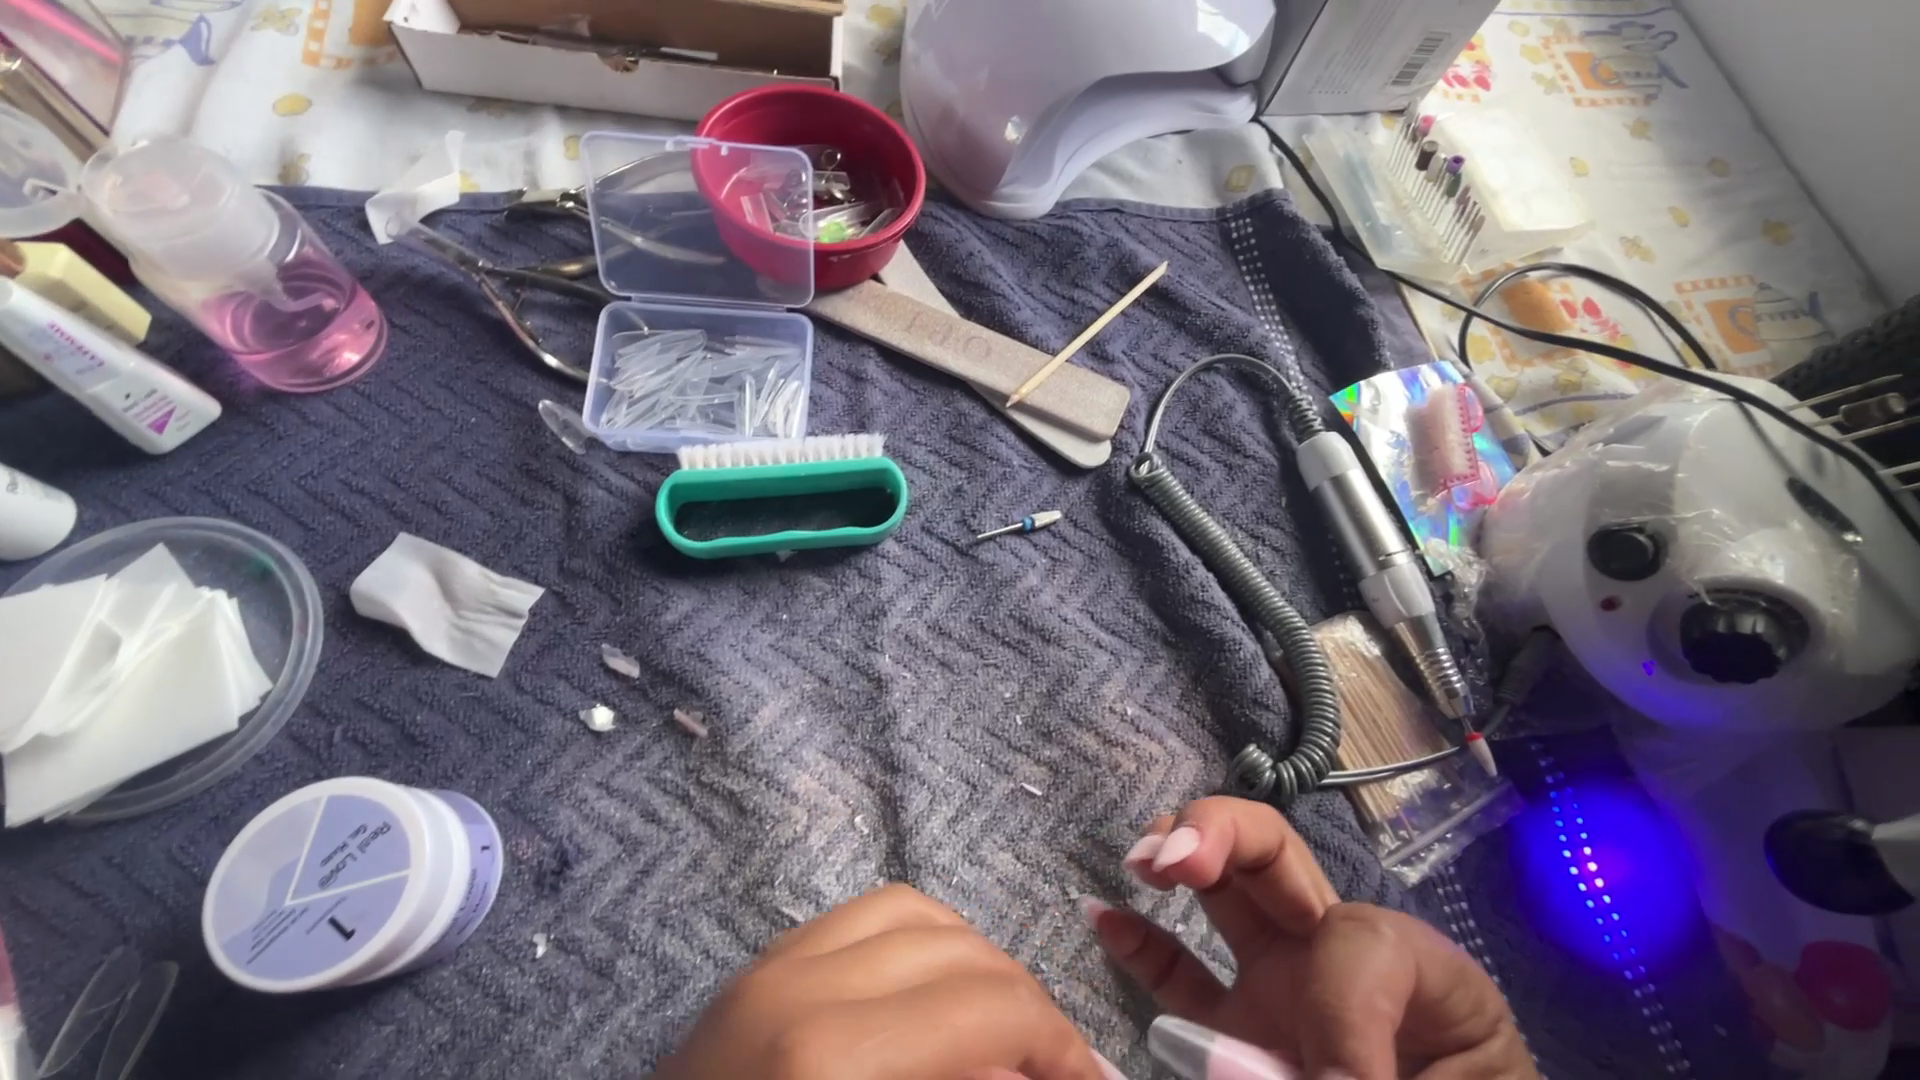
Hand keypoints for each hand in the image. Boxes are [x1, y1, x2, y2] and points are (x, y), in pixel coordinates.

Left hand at [657, 884, 1122, 1079]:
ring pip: (913, 910)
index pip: (988, 1005)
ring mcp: (771, 963)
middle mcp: (802, 984)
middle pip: (959, 948)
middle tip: (1051, 1059)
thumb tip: (1031, 1075)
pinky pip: (859, 915)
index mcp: (832, 1057)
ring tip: (998, 1016)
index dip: (1059, 1043)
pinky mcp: (756, 964)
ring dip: (973, 955)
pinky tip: (931, 984)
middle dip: (1023, 1000)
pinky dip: (916, 937)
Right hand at [1086, 797, 1534, 1079]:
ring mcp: (1284, 990)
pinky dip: (1140, 943)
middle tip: (1175, 861)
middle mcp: (1341, 962)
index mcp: (1423, 977)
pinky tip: (1102, 915)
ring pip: (1223, 891)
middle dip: (1220, 835)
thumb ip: (1364, 1070)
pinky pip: (1183, 977)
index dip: (1343, 1001)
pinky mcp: (1240, 1033)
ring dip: (1177, 861)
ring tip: (1144, 862)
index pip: (1364, 938)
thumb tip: (1302, 1070)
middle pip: (1276, 854)